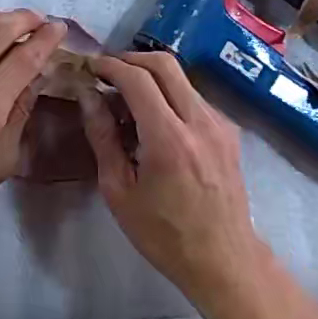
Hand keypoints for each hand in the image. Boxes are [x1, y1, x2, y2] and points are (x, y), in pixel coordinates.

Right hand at [79, 51, 268, 299]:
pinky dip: (171, 96)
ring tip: (128, 102)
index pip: (138, 79)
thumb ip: (103, 138)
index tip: (91, 67)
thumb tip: (88, 97)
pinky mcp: (229, 129)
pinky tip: (156, 122)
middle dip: (132, 59)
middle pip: (165, 64)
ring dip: (152, 78)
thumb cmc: (164, 234)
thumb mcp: (119, 192)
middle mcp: (199, 120)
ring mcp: (220, 122)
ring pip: (181, 79)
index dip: (111, 66)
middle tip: (108, 73)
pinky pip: (194, 98)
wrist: (224, 259)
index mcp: (169, 139)